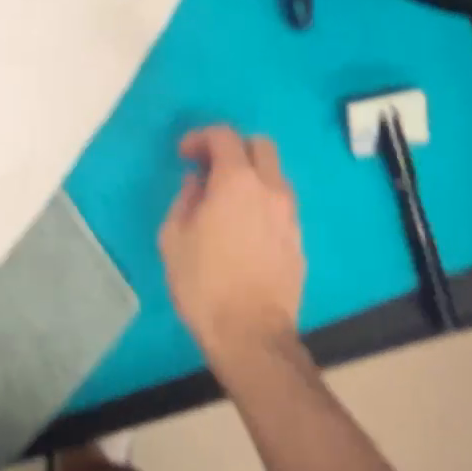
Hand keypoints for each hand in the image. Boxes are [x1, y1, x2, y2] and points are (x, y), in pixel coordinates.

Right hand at [158, 126, 305, 377]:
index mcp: (237, 182)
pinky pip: (279, 205)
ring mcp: (289, 216)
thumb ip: (185, 199)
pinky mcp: (298, 241)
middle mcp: (270, 190)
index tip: (183, 154)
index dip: (200, 138)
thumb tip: (198, 184)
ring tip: (224, 199)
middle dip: (233, 148)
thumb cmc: (203, 281)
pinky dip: (260, 201)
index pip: (224, 137)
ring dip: (250, 175)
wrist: (250, 334)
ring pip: (274, 176)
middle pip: (260, 146)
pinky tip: (241, 227)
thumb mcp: (173, 236)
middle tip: (208, 167)